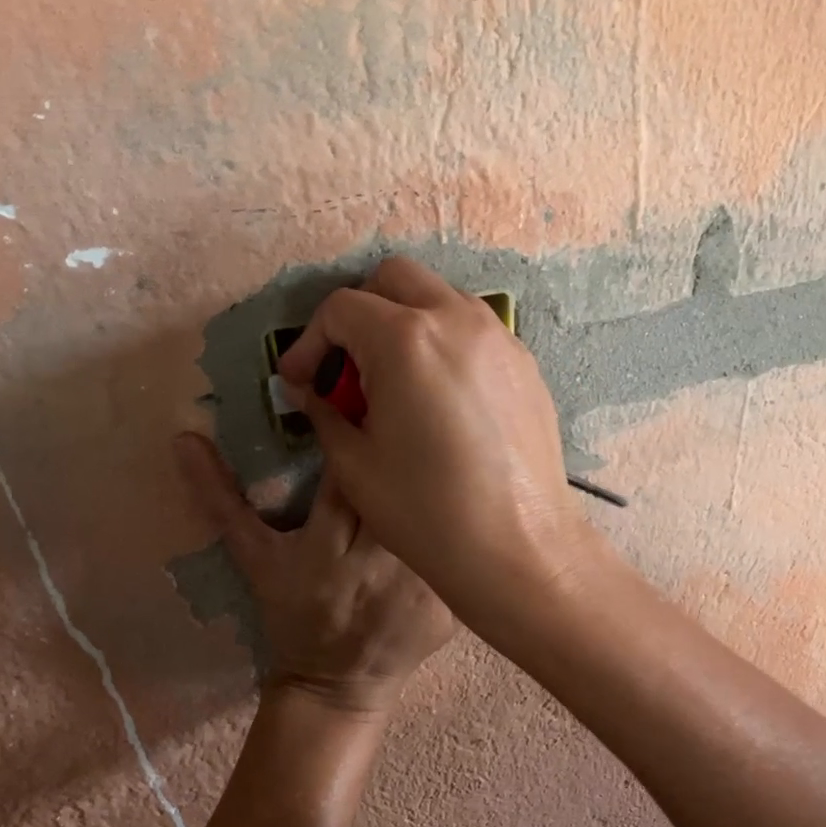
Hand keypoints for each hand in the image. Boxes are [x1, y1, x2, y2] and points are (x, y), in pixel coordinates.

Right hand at [176, 432, 456, 712]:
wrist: (339, 687)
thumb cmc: (295, 615)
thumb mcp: (255, 561)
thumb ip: (221, 500)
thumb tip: (184, 439)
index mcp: (325, 552)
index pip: (345, 477)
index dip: (355, 435)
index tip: (360, 405)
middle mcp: (374, 568)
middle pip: (396, 493)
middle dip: (400, 455)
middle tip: (406, 421)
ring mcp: (417, 591)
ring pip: (434, 517)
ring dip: (434, 487)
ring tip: (436, 457)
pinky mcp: (449, 608)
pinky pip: (461, 550)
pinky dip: (459, 526)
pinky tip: (461, 504)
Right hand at [274, 257, 601, 627]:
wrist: (519, 547)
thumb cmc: (427, 511)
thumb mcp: (355, 464)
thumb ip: (325, 411)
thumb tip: (309, 391)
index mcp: (406, 338)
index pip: (341, 308)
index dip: (309, 343)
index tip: (300, 381)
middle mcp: (457, 320)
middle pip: (394, 278)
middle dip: (359, 312)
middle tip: (346, 366)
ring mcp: (499, 337)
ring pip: (440, 296)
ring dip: (406, 319)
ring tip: (393, 379)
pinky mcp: (525, 363)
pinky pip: (475, 328)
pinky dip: (445, 341)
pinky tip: (438, 394)